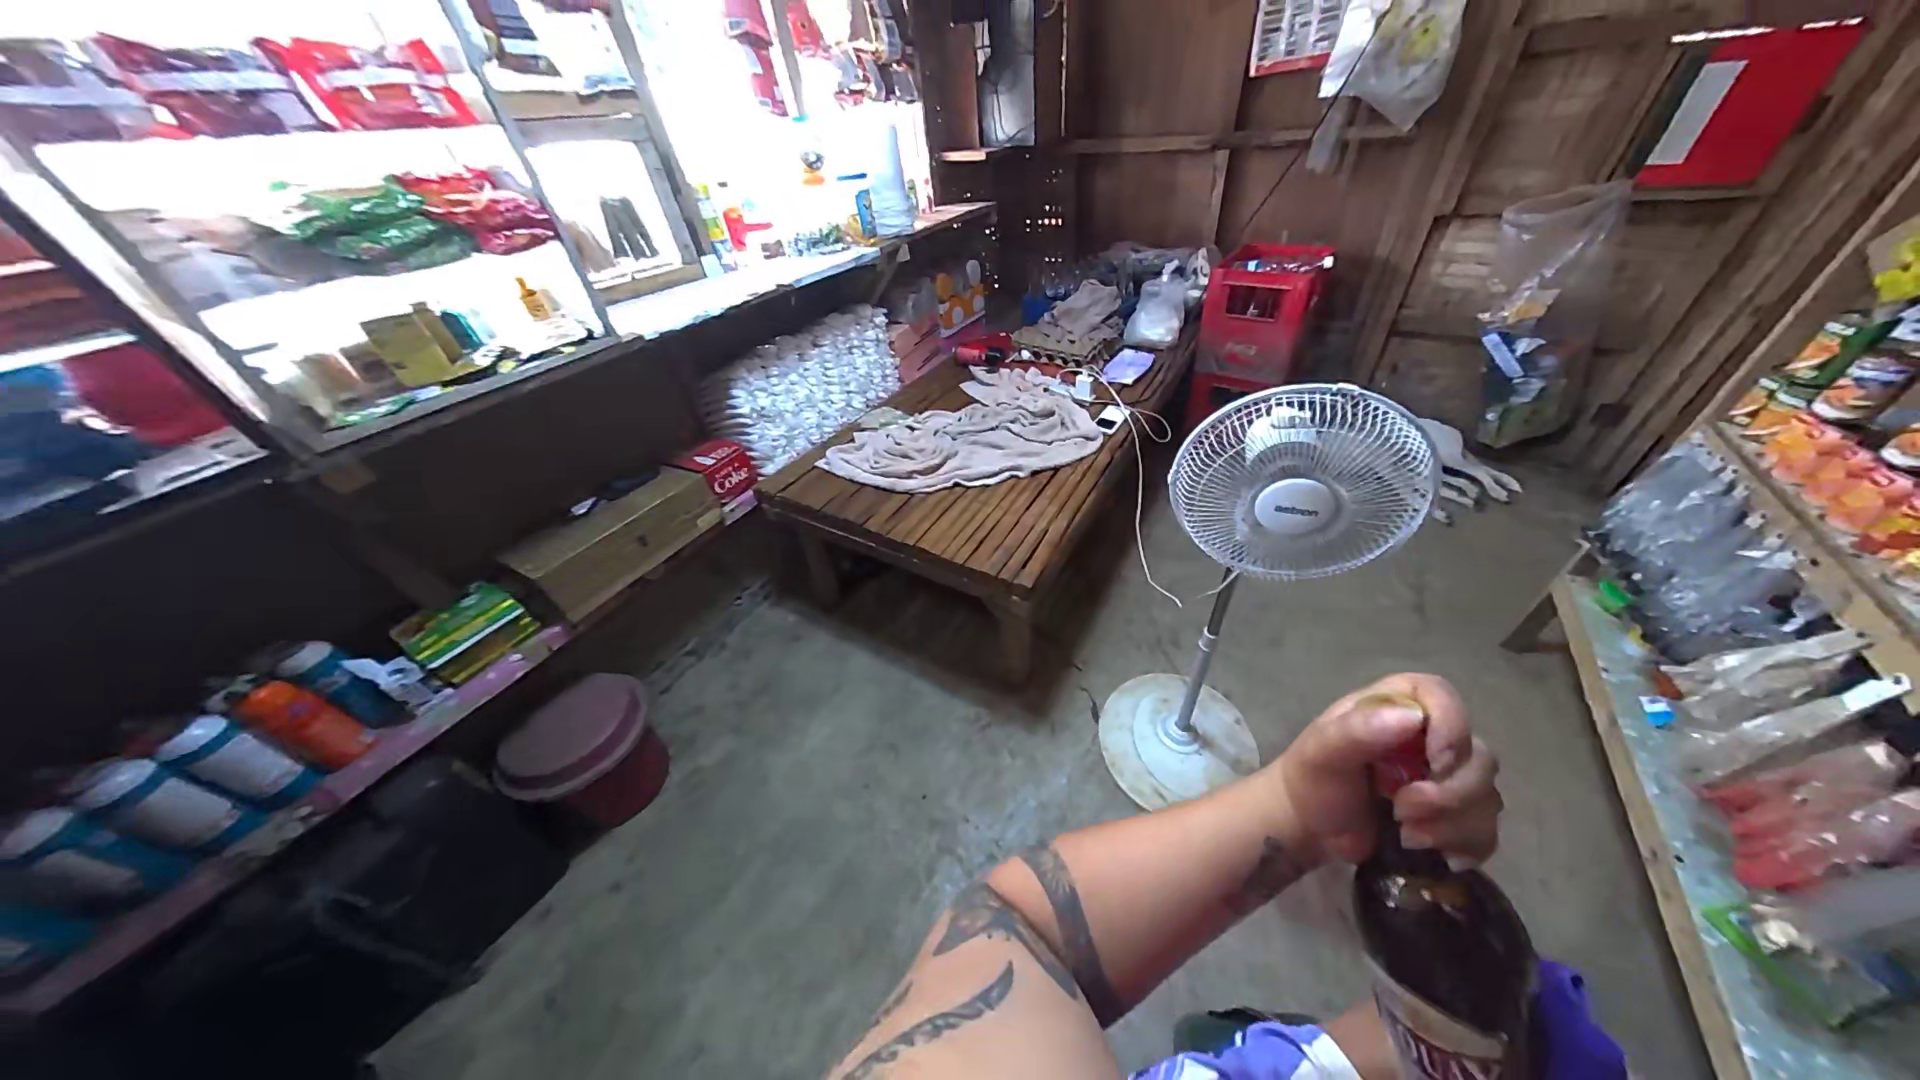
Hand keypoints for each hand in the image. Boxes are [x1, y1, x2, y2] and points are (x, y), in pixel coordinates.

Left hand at [1274, 674, 1501, 867]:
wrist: (1309, 827)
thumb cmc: (1311, 778)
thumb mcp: (1322, 751)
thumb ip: (1358, 730)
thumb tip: (1411, 717)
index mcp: (1393, 707)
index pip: (1441, 695)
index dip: (1452, 725)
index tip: (1436, 761)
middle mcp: (1427, 737)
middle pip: (1478, 756)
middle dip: (1447, 793)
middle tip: (1401, 808)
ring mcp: (1445, 779)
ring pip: (1487, 798)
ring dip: (1451, 824)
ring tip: (1405, 834)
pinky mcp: (1455, 818)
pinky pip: (1487, 832)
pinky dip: (1464, 846)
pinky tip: (1432, 853)